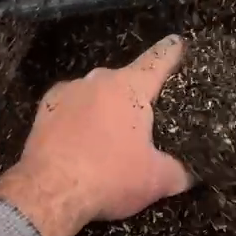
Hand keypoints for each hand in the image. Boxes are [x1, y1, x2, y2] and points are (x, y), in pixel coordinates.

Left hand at [0, 36, 194, 235]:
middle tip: (141, 125)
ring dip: (104, 111)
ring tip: (107, 140)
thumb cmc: (109, 178)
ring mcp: (68, 91)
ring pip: (95, 95)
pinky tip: (78, 142)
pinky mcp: (44, 109)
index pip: (159, 60)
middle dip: (134, 99)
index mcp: (131, 87)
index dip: (173, 53)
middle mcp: (99, 79)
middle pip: (125, 81)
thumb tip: (191, 175)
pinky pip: (70, 109)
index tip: (179, 44)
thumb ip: (178, 173)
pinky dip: (78, 121)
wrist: (51, 191)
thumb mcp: (155, 181)